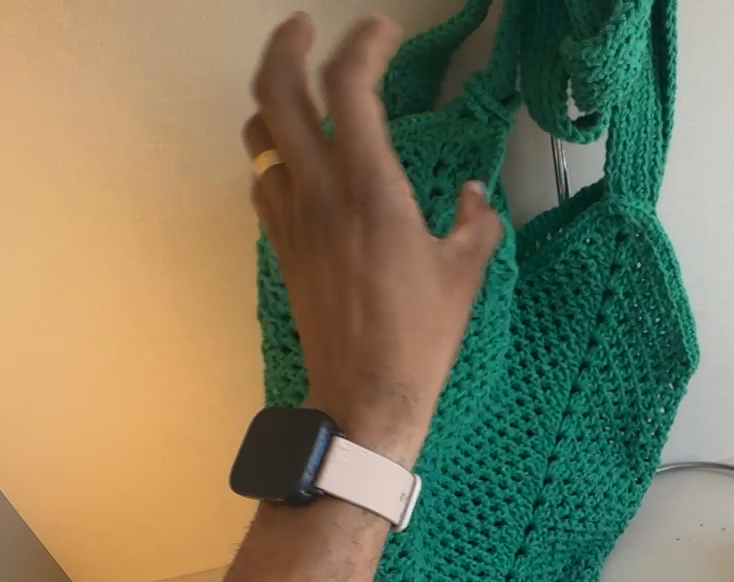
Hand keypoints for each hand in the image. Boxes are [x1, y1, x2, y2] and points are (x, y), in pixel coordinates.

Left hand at [243, 13, 502, 464]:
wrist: (367, 393)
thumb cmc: (422, 336)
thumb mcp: (466, 277)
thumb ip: (476, 223)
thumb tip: (472, 195)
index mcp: (371, 188)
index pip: (350, 87)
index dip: (365, 44)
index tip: (385, 31)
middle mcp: (319, 190)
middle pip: (276, 88)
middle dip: (287, 43)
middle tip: (308, 29)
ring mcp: (291, 218)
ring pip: (257, 131)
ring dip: (273, 99)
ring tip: (299, 96)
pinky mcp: (281, 247)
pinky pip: (262, 180)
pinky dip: (273, 155)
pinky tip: (297, 167)